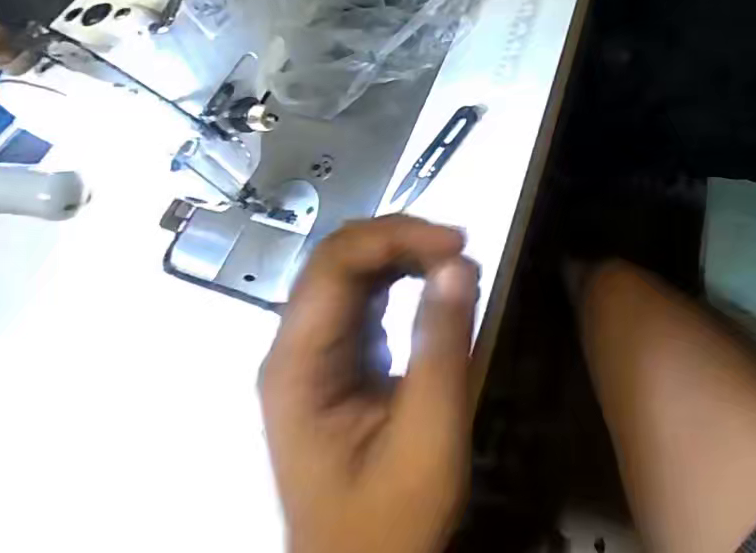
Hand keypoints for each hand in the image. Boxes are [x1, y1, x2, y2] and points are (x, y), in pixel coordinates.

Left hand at [260, 217, 481, 552]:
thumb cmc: (391, 519)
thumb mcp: (428, 434)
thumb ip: (441, 344)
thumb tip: (459, 262)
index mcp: (298, 366)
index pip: (334, 264)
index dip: (397, 236)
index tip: (459, 244)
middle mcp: (294, 350)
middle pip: (336, 258)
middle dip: (401, 238)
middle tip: (461, 248)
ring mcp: (313, 355)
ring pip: (350, 270)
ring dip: (404, 252)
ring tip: (456, 260)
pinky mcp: (338, 361)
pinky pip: (364, 296)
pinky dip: (403, 276)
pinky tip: (436, 284)